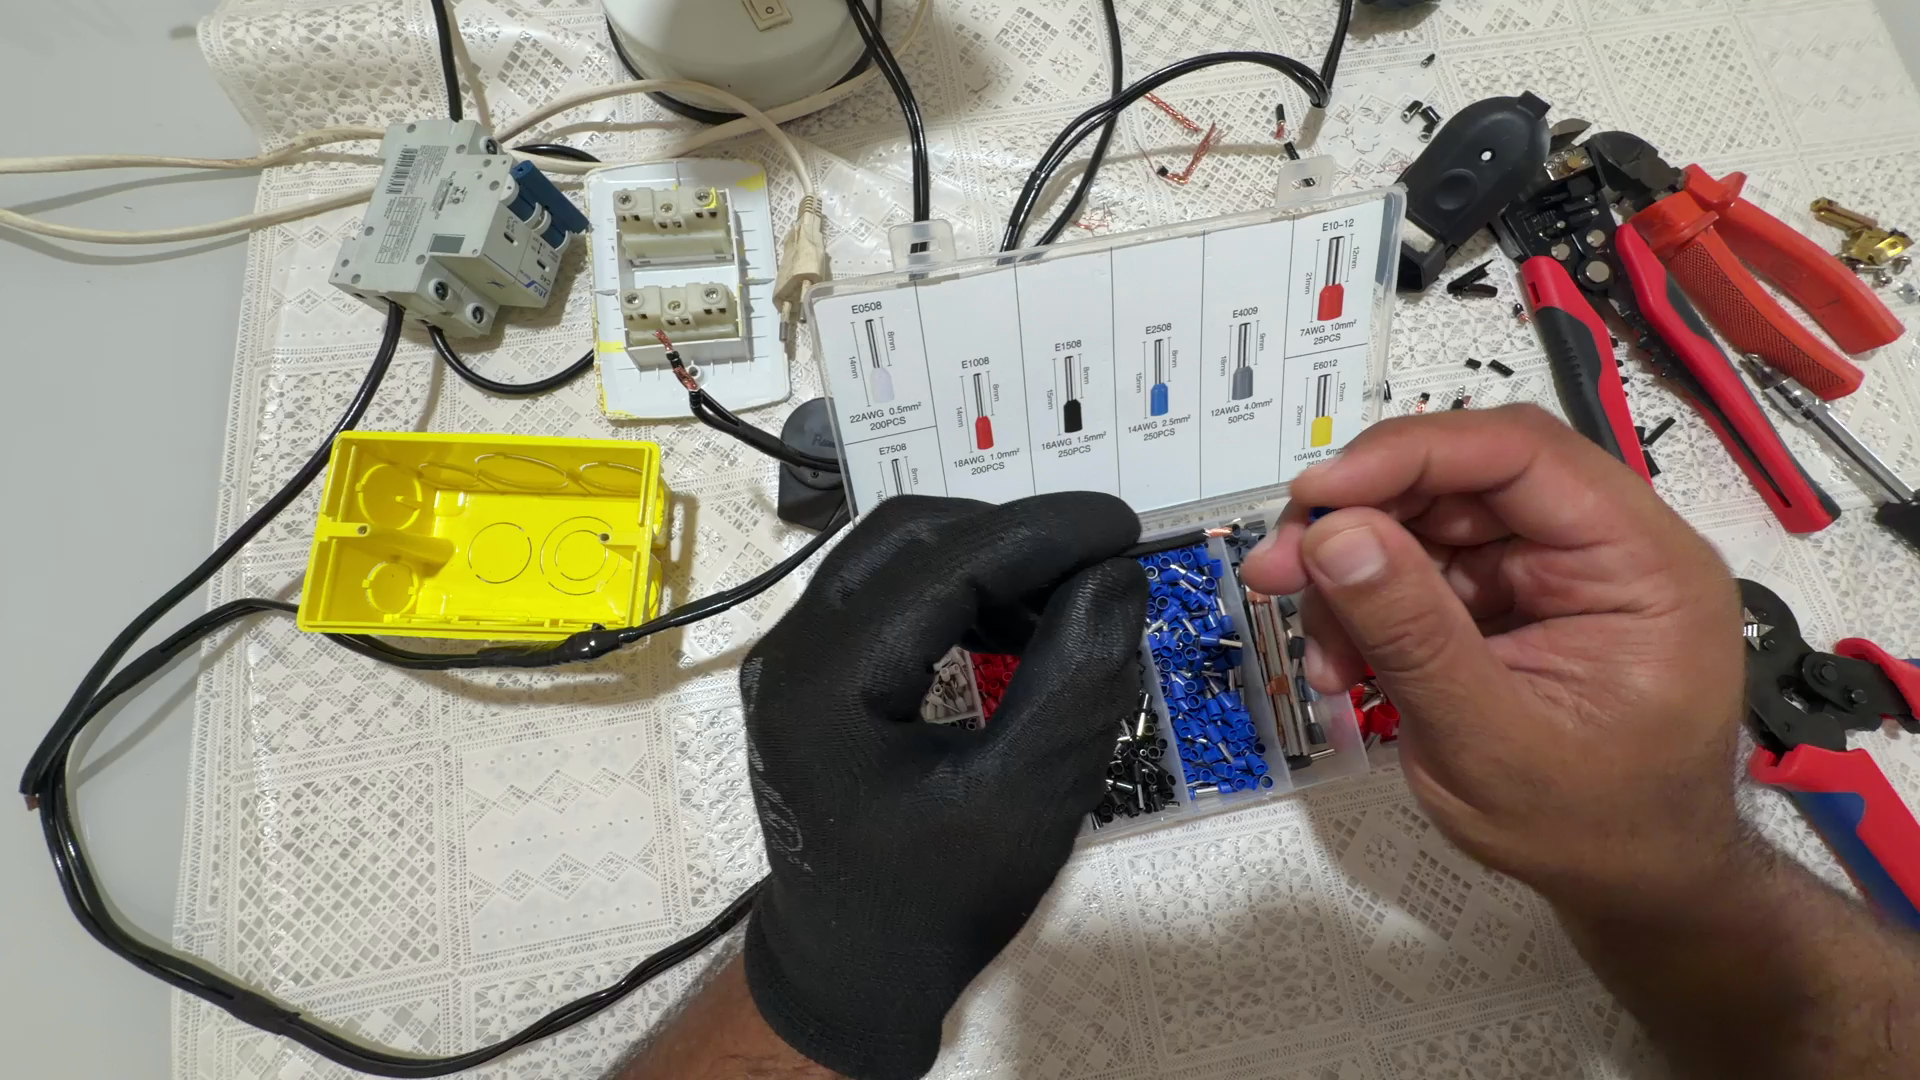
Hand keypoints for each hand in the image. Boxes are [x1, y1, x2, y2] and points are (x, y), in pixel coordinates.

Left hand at [740, 492, 1147, 1079]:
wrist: (850, 969)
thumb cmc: (937, 903)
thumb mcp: (1027, 802)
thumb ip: (1076, 680)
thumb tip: (1114, 576)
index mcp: (825, 684)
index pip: (942, 563)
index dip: (1042, 532)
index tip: (1122, 525)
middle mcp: (791, 648)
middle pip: (908, 538)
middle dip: (1013, 538)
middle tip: (1094, 566)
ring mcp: (793, 654)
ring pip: (897, 555)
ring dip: (987, 561)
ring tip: (1060, 605)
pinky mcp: (813, 667)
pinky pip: (890, 592)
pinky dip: (958, 591)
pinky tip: (1010, 629)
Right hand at [1240, 405, 1747, 914]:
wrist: (1610, 875)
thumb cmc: (1582, 822)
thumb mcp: (1487, 738)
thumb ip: (1412, 634)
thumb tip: (1330, 533)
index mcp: (1634, 562)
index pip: (1517, 454)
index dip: (1407, 456)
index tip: (1310, 495)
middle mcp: (1582, 544)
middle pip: (1446, 481)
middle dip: (1350, 521)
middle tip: (1274, 571)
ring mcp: (1527, 568)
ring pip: (1405, 524)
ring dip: (1340, 578)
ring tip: (1322, 655)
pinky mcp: (1481, 595)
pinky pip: (1393, 571)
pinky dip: (1350, 611)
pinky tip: (1338, 666)